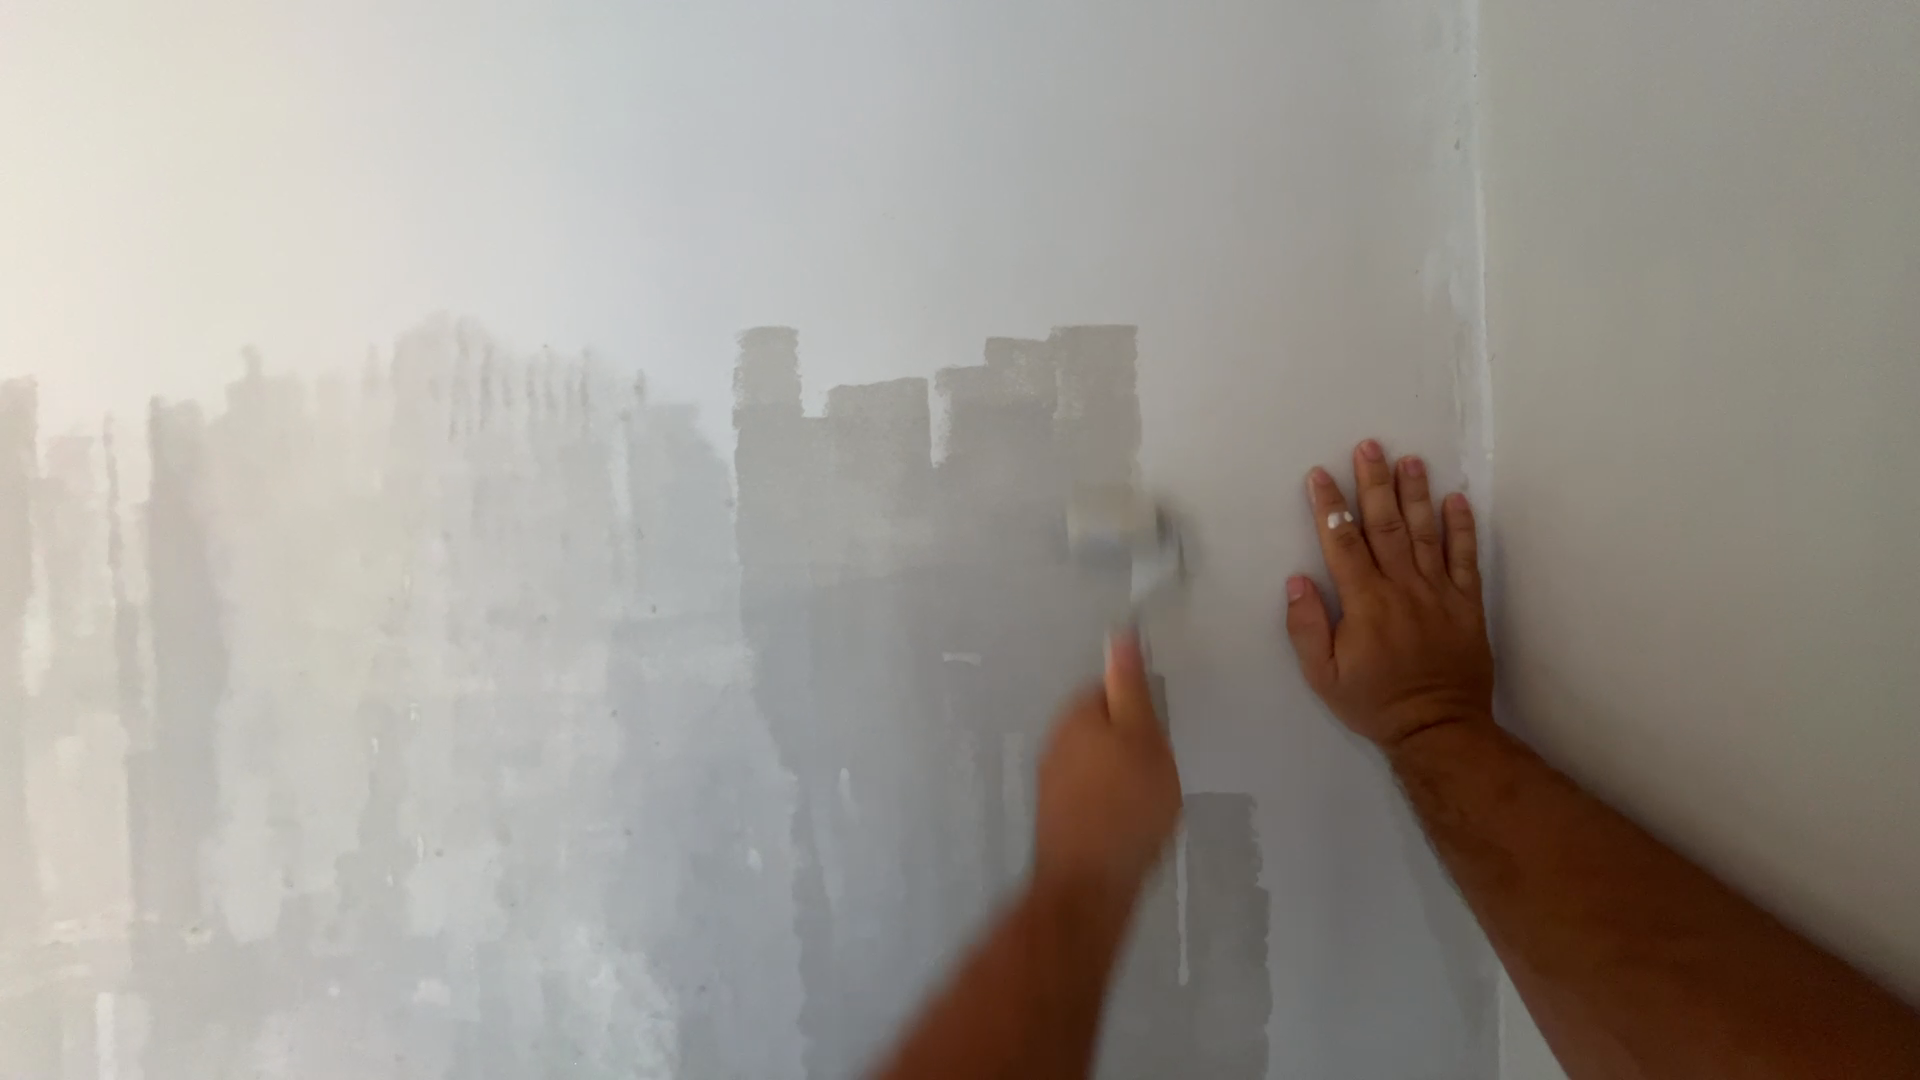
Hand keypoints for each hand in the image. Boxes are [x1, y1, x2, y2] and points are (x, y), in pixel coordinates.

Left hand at [1032, 631, 1182, 906]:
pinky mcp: (1055, 813)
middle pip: (1100, 724)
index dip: (1139, 708)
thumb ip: (1130, 686)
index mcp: (1076, 714)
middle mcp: (1055, 739)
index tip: (1160, 731)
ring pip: (1094, 760)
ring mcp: (1051, 778)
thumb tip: (1118, 633)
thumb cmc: (1128, 804)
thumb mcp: (1144, 737)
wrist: (1089, 882)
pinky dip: (1108, 800)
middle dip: (1129, 739)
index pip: (1109, 689)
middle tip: (1159, 767)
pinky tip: (1128, 823)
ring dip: (1119, 771)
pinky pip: (1089, 792)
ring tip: (1149, 799)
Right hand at [1284, 440, 1494, 750]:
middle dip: (1374, 484)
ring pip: (1426, 534)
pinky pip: (1465, 559)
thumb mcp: (1321, 674)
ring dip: (1416, 494)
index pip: (1342, 543)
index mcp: (1365, 603)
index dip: (1329, 507)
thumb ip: (1307, 627)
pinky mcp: (1466, 605)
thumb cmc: (1371, 701)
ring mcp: (1439, 594)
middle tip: (1369, 446)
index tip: (1319, 475)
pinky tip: (1457, 499)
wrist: (1438, 729)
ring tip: (1410, 459)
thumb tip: (1299, 580)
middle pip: (1386, 526)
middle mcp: (1403, 589)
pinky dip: (1462, 528)